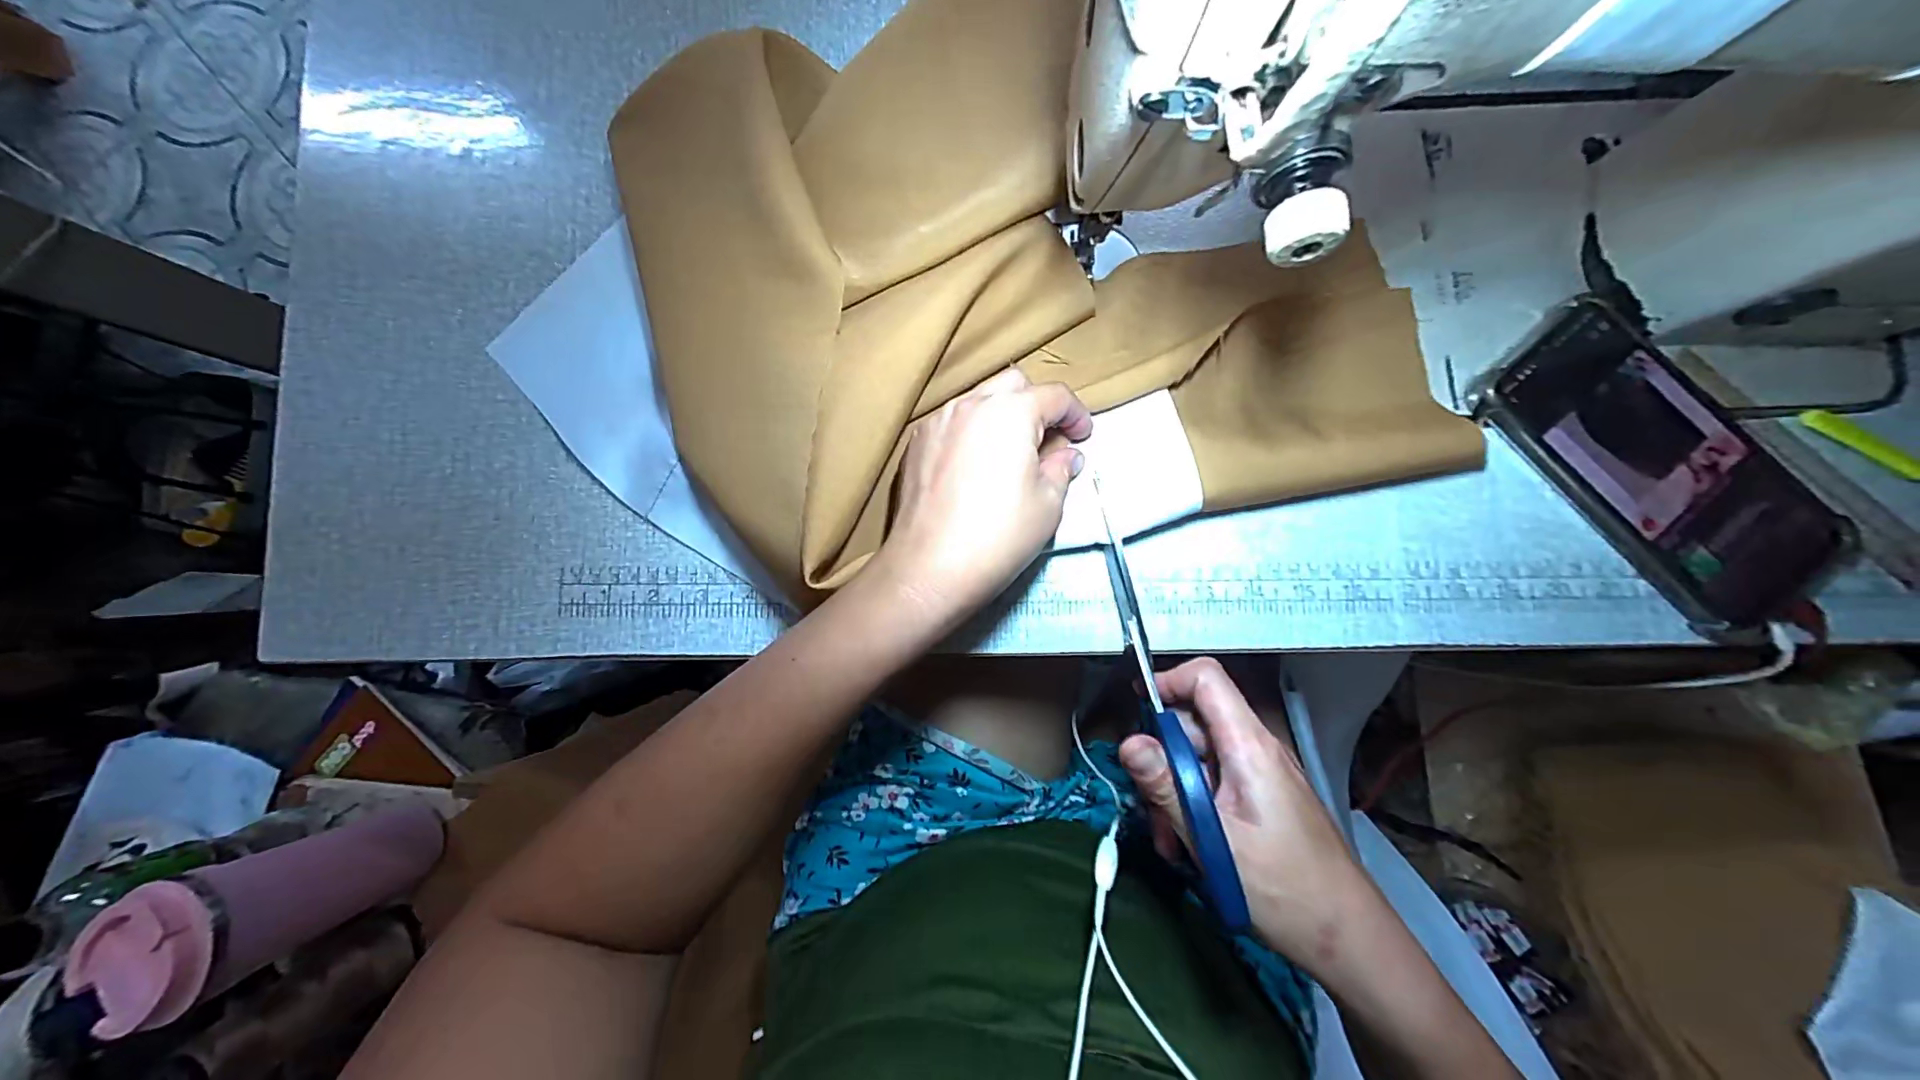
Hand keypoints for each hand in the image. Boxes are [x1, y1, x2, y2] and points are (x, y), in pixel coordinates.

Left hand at [868, 368, 1091, 630]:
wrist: (929, 568)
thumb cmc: (997, 538)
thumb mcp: (1048, 505)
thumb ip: (1060, 469)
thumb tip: (1066, 455)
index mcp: (1010, 412)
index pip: (1054, 395)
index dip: (1076, 413)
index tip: (1083, 435)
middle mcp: (970, 405)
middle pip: (1013, 385)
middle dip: (1037, 404)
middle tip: (1048, 439)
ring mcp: (937, 421)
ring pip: (978, 400)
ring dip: (1001, 415)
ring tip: (1010, 452)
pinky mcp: (915, 444)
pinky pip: (952, 422)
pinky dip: (972, 431)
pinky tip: (976, 465)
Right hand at [1119, 658, 1373, 970]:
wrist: (1348, 938)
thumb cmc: (1286, 889)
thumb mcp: (1214, 837)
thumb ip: (1166, 787)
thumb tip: (1129, 743)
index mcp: (1249, 746)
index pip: (1206, 679)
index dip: (1167, 682)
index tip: (1137, 710)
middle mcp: (1255, 750)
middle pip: (1192, 724)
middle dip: (1161, 761)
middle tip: (1153, 810)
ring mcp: (1259, 775)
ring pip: (1197, 759)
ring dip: (1174, 794)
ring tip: (1173, 842)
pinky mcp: (1259, 798)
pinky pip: (1213, 785)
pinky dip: (1194, 808)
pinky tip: (1191, 847)